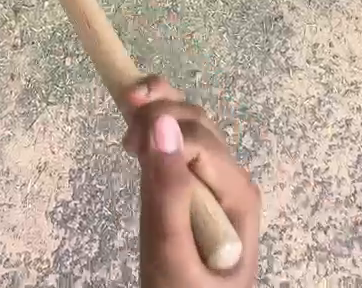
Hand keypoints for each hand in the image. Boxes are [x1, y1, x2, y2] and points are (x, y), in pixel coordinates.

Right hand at [123, 77, 261, 286]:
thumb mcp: (170, 253)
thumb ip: (169, 192)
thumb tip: (161, 124)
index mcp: (237, 195)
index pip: (200, 140)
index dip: (163, 131)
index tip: (127, 150)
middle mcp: (232, 177)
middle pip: (197, 122)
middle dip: (157, 114)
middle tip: (124, 143)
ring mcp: (215, 176)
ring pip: (189, 119)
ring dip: (156, 107)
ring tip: (127, 116)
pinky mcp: (194, 177)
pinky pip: (180, 135)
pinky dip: (156, 117)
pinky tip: (135, 117)